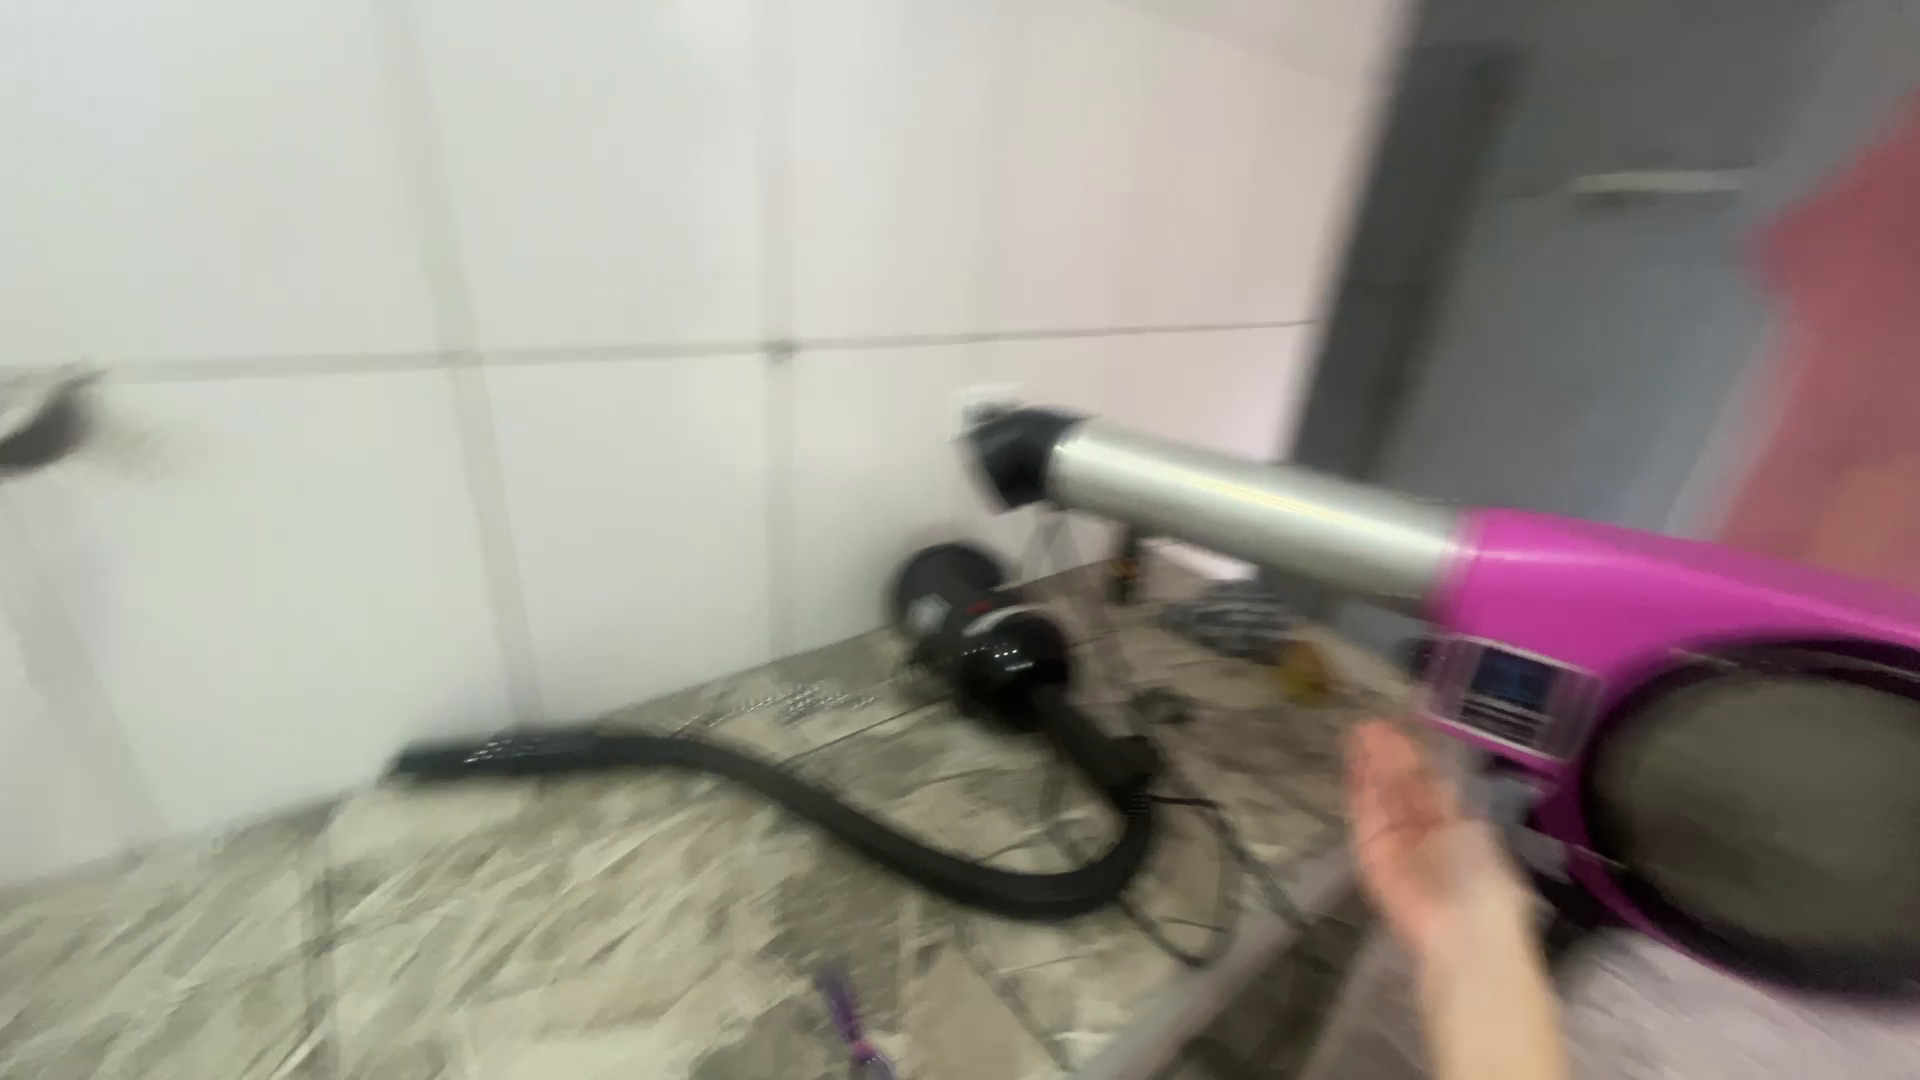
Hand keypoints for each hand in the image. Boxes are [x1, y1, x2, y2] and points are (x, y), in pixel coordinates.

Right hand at [1345, 720, 1525, 969]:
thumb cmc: (1479, 878)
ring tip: (1358, 731)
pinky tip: (1354, 760)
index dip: (1413, 755)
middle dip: (1387, 754)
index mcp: (1454, 824)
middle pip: (1400, 784)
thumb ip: (1441, 795)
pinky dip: (1357, 785)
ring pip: (1378, 792)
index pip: (1428, 782)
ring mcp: (1392, 837)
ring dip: (1369, 763)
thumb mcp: (1470, 830)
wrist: (1457, 928)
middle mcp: (1421, 827)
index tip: (1399, 726)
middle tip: (1371, 723)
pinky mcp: (1367, 847)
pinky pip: (1361, 811)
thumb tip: (1426, 767)